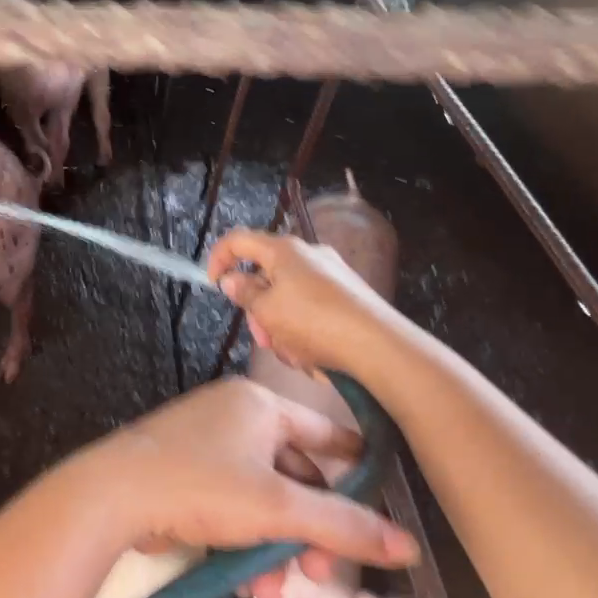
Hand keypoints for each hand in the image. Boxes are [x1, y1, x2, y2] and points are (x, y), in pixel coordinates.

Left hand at [72, 378, 417, 597]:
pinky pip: (232, 507)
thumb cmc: (202, 485)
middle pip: (296, 477)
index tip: (387, 505)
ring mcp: (204, 443)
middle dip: (312, 533)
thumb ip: (345, 525)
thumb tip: (407, 543)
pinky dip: (245, 543)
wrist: (115, 494)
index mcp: (257, 405)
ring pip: (265, 501)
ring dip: (277, 549)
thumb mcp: (280, 508)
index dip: (359, 468)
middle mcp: (232, 416)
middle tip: (321, 576)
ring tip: (274, 591)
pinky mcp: (183, 473)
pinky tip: (248, 583)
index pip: (326, 433)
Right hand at [206, 229, 409, 372]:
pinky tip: (314, 357)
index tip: (214, 285)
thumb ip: (244, 294)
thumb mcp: (267, 312)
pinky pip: (313, 310)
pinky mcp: (350, 299)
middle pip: (266, 276)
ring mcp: (333, 277)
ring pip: (289, 299)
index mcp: (284, 250)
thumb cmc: (314, 323)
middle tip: (262, 337)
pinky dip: (305, 331)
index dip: (218, 259)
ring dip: (282, 326)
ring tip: (294, 355)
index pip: (238, 241)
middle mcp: (309, 256)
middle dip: (258, 309)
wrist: (382, 350)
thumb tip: (232, 280)